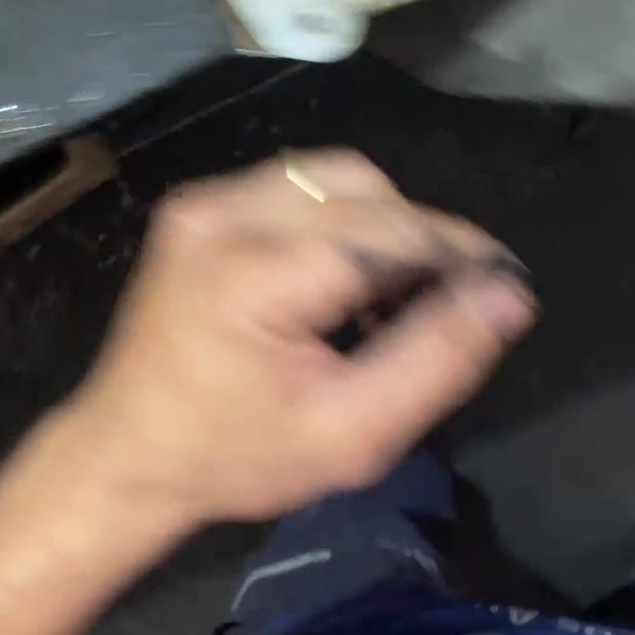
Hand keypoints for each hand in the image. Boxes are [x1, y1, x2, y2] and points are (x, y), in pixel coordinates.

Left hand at [58, 150, 535, 529]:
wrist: (127, 453)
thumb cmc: (236, 457)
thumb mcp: (350, 436)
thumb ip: (435, 362)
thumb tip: (507, 296)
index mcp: (252, 275)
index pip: (386, 232)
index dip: (455, 251)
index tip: (501, 280)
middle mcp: (222, 216)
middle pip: (364, 191)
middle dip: (421, 236)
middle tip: (444, 299)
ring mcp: (203, 204)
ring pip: (334, 177)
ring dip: (382, 221)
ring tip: (392, 290)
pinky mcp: (198, 207)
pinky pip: (297, 187)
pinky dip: (340, 218)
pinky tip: (343, 274)